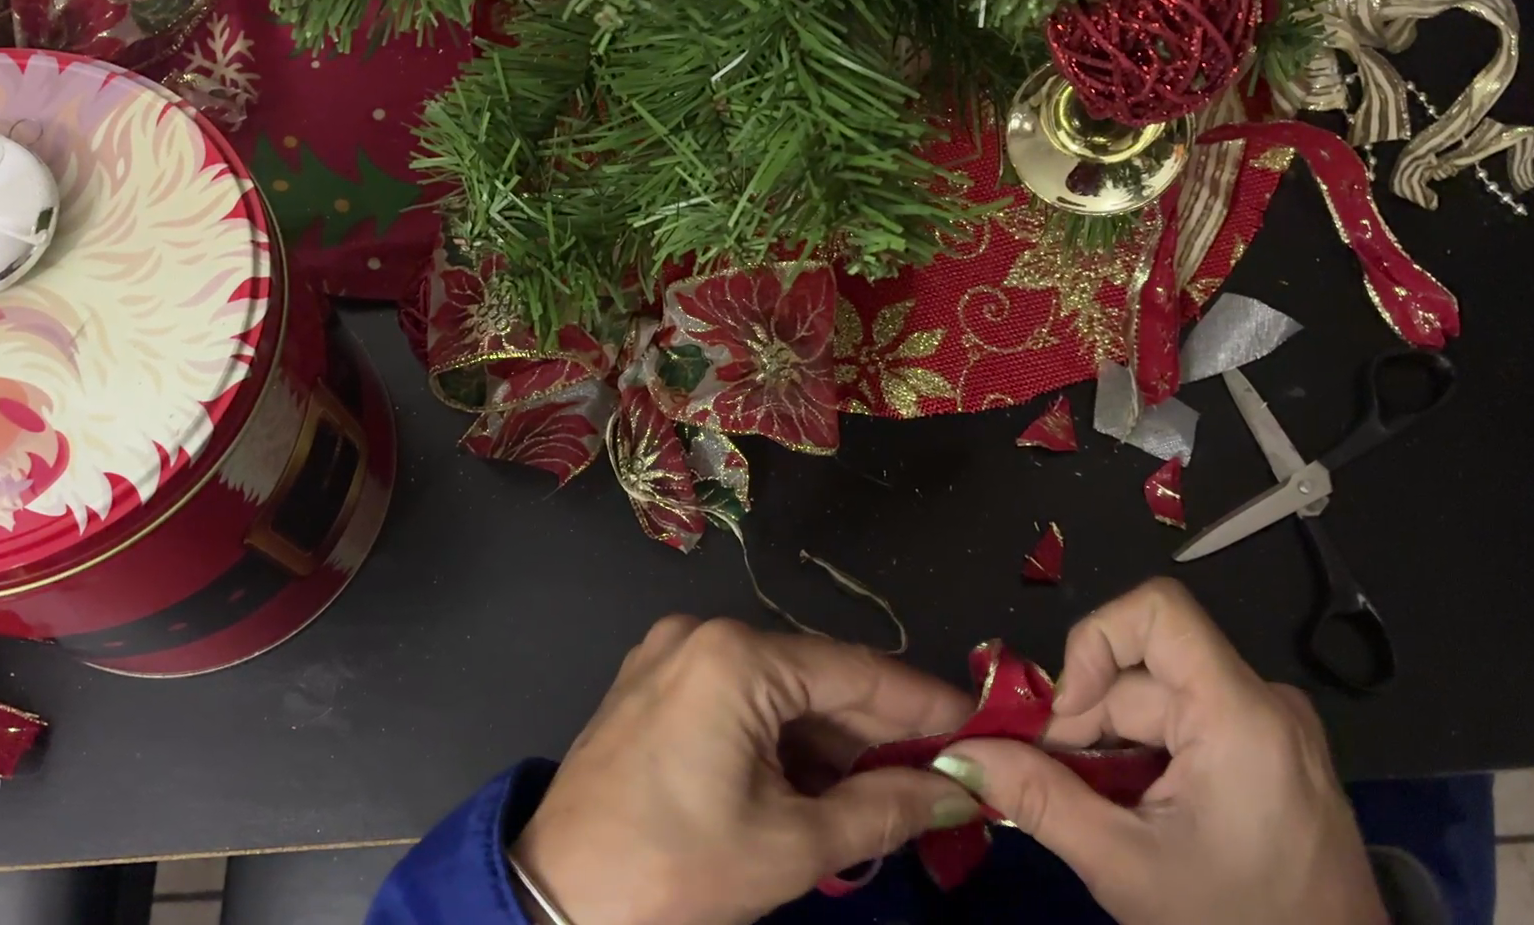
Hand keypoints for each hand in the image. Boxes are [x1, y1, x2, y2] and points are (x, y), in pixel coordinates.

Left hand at [512, 616, 978, 924]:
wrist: (551, 903)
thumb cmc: (675, 873)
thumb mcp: (791, 846)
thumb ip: (885, 809)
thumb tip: (959, 793)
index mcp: (735, 657)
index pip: (856, 672)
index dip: (925, 704)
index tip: (983, 726)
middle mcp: (702, 635)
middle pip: (817, 678)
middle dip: (879, 730)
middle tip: (945, 769)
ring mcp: (671, 656)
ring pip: (778, 690)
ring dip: (833, 739)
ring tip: (892, 785)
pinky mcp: (653, 684)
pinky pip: (739, 699)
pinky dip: (783, 737)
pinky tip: (822, 779)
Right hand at [933, 578, 1386, 924]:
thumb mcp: (1124, 868)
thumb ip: (1036, 798)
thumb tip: (959, 752)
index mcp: (1240, 716)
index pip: (1156, 610)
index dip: (1093, 641)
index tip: (1063, 716)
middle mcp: (1259, 702)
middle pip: (1138, 670)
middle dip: (1080, 720)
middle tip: (1043, 781)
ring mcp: (1263, 727)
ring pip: (1148, 700)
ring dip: (1101, 745)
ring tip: (1087, 807)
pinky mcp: (1260, 751)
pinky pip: (1175, 724)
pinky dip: (1132, 756)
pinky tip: (1124, 808)